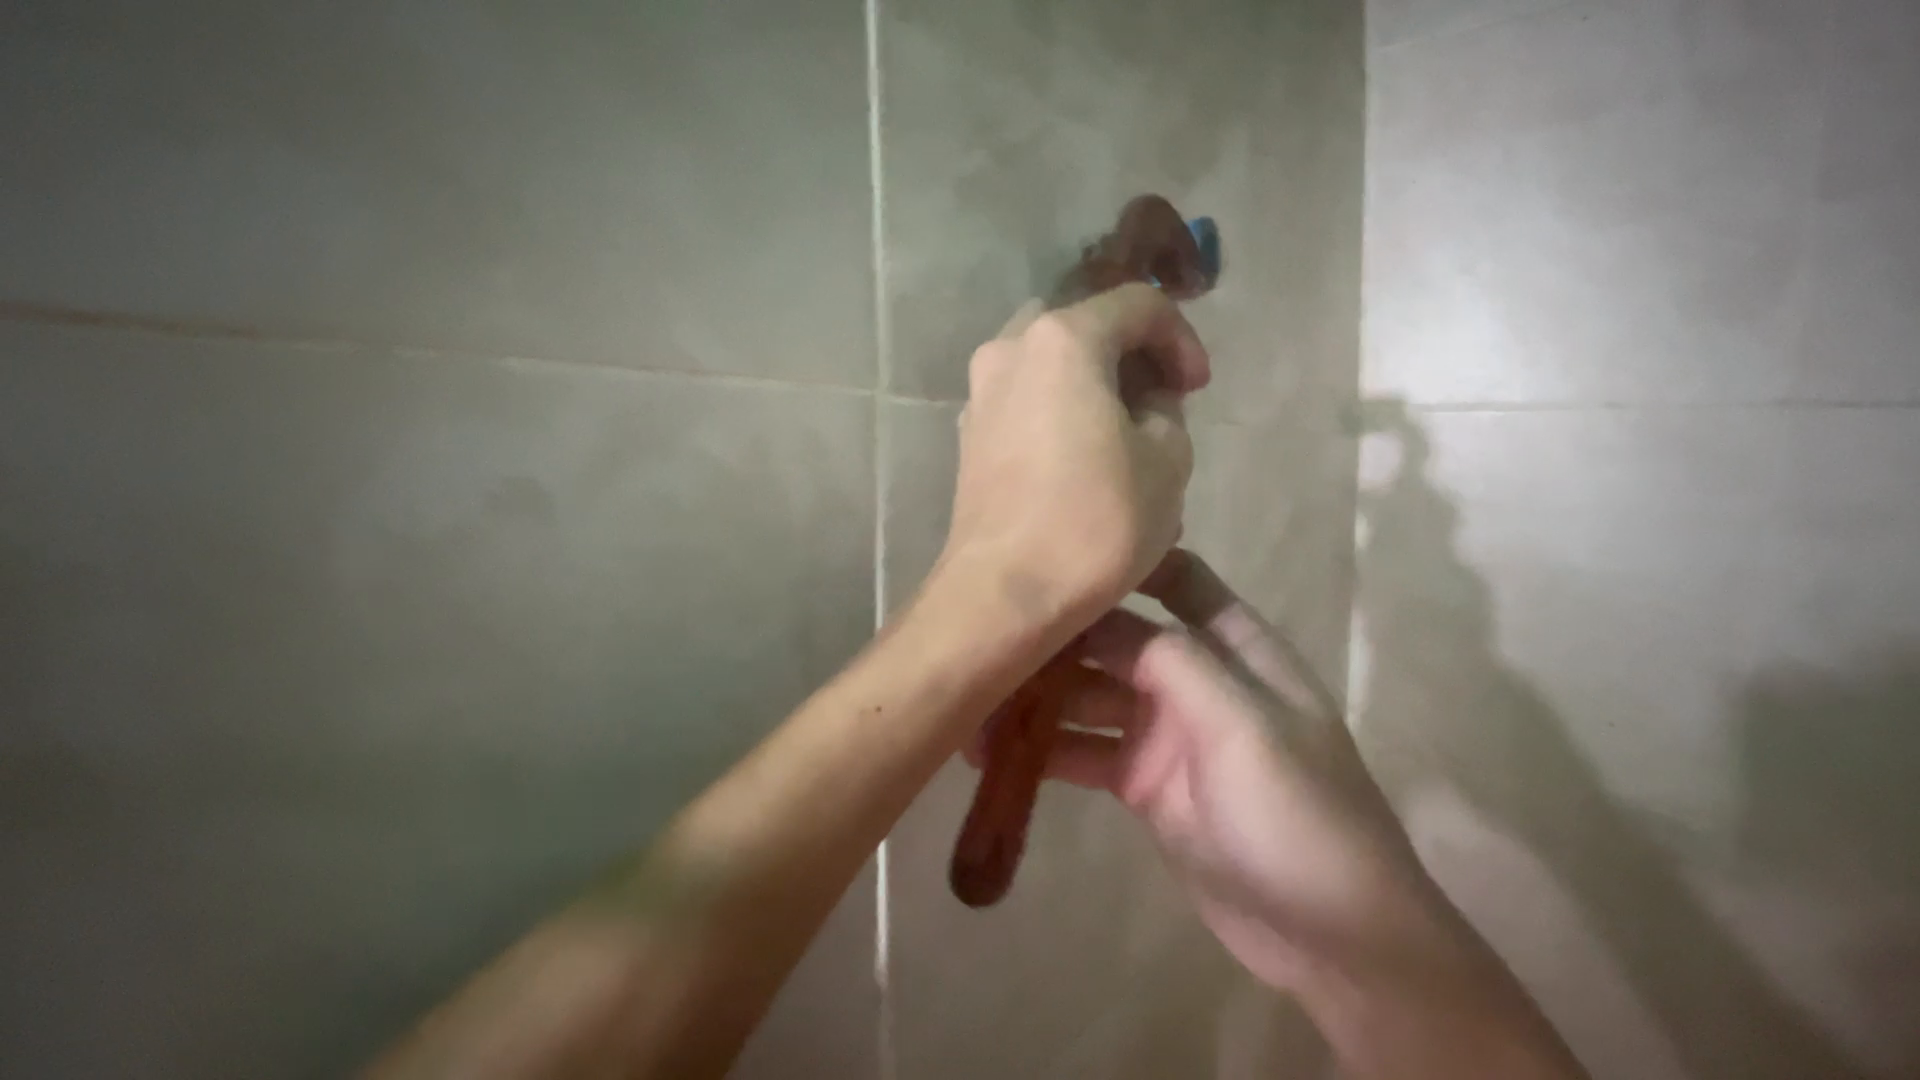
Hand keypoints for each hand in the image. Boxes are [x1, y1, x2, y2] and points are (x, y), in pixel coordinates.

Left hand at [936, 284, 1210, 635]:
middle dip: (1130, 356)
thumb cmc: (1096, 522)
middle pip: (1084, 327)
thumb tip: (1144, 404)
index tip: (1198, 390)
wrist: (1005, 593)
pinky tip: (1082, 461)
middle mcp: (1009, 351)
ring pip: (1048, 367)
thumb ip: (1166, 412)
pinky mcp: (968, 440)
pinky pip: (1024, 404)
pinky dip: (1058, 414)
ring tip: (1123, 438)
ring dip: (1091, 387)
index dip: (1181, 338)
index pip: (1138, 304)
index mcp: (1062, 339)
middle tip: (1159, 403)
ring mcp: (980, 396)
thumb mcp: (1167, 461)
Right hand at [991, 550, 1450, 990]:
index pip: (1180, 582)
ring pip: (1093, 698)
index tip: (1054, 553)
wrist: (1331, 937)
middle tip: (983, 643)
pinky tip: (993, 756)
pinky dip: (1046, 752)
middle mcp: (1198, 682)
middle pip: (1119, 641)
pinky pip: (1087, 753)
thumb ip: (1171, 659)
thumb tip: (1095, 614)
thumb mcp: (1241, 724)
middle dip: (1060, 640)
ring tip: (974, 703)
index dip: (1126, 564)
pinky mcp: (1146, 785)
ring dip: (1040, 699)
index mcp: (1237, 650)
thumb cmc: (1296, 814)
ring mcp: (1169, 735)